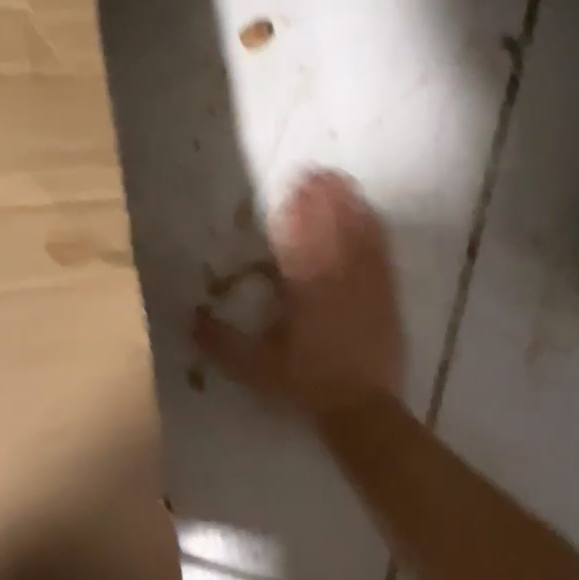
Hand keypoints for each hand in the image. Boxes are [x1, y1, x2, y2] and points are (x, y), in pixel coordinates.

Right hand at [192, 170, 404, 415]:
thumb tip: (191, 316)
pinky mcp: (388, 293)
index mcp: (304, 291)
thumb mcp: (256, 367)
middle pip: (330, 226)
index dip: (294, 211)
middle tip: (313, 173)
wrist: (361, 406)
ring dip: (348, 203)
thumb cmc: (306, 383)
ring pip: (358, 232)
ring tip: (339, 180)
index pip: (296, 240)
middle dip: (322, 197)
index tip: (288, 189)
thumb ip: (222, 342)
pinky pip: (382, 251)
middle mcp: (337, 278)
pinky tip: (370, 212)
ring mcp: (367, 283)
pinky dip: (374, 227)